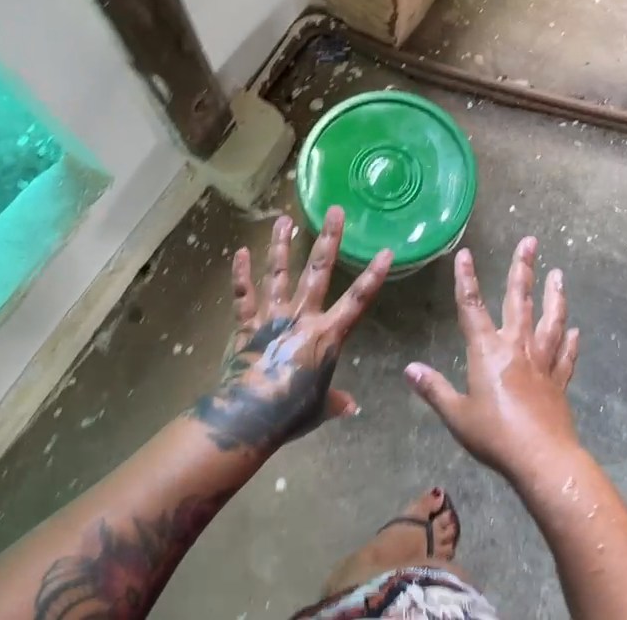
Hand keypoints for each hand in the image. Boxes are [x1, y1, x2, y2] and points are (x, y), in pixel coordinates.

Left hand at [185, 207, 390, 455]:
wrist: (250, 415)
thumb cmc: (292, 412)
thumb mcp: (321, 408)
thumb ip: (335, 401)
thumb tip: (351, 407)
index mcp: (327, 335)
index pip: (357, 301)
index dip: (373, 277)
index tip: (386, 252)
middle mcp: (302, 317)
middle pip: (318, 271)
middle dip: (328, 239)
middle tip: (334, 211)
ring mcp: (272, 316)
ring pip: (278, 273)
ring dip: (281, 245)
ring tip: (283, 219)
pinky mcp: (246, 323)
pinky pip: (243, 294)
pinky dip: (241, 274)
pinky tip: (240, 252)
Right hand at [405, 237, 582, 480]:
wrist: (542, 459)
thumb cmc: (494, 435)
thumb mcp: (456, 414)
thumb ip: (434, 389)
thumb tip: (410, 369)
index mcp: (487, 350)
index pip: (471, 306)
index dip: (466, 279)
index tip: (465, 254)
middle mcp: (516, 347)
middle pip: (518, 300)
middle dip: (523, 269)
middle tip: (531, 242)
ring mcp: (542, 362)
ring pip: (550, 320)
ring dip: (554, 295)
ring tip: (558, 274)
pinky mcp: (559, 382)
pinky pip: (565, 355)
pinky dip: (570, 342)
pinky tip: (575, 331)